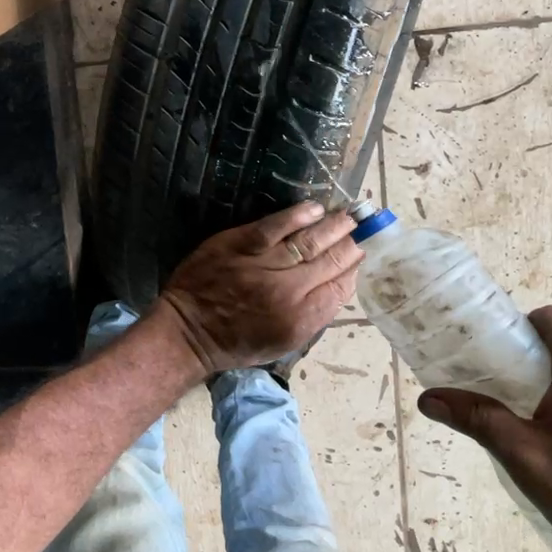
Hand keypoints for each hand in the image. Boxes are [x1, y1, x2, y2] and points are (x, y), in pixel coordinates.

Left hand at [154, 201, 362, 372]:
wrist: (189, 331)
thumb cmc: (236, 342)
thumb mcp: (284, 342)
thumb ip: (313, 315)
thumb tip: (337, 284)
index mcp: (301, 320)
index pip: (340, 288)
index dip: (354, 268)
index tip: (362, 253)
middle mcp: (288, 292)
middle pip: (330, 261)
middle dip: (350, 243)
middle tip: (362, 227)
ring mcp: (263, 265)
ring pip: (308, 241)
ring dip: (331, 225)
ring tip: (346, 215)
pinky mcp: (239, 244)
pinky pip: (274, 226)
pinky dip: (297, 215)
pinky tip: (314, 208)